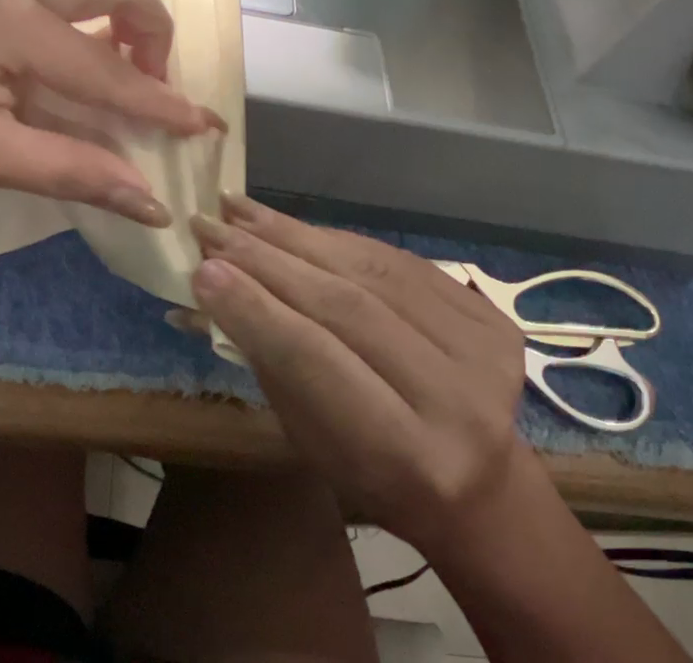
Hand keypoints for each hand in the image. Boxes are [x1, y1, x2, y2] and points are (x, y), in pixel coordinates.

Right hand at [188, 194, 527, 546]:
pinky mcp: (491, 316)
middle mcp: (458, 401)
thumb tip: (207, 285)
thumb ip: (265, 359)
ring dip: (294, 235)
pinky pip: (397, 260)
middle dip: (265, 260)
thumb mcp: (308, 436)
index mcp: (407, 454)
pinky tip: (289, 223)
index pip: (316, 359)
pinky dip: (335, 237)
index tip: (201, 268)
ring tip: (238, 210)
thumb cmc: (370, 472)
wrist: (474, 481)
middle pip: (345, 306)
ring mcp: (484, 351)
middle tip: (209, 226)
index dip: (255, 308)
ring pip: (371, 271)